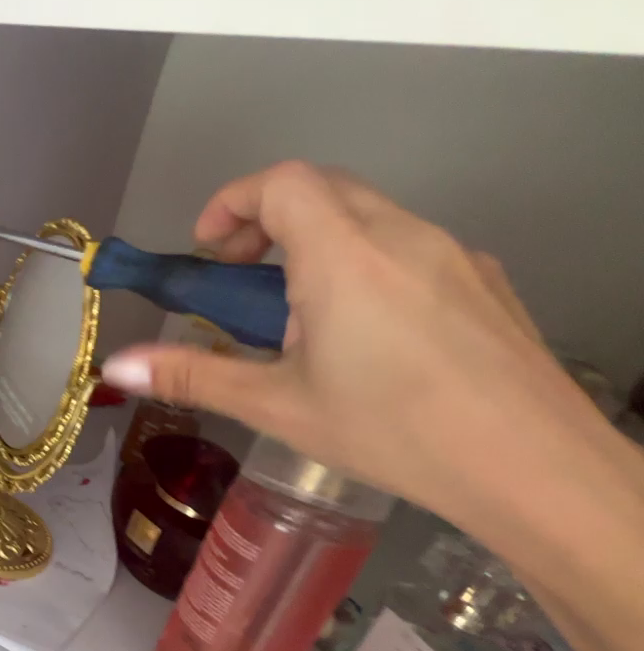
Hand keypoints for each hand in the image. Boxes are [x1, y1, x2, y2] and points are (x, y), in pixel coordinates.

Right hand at [96, 161, 608, 522]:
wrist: (536, 467)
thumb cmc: (392, 431)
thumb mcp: (275, 405)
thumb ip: (191, 375)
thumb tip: (114, 367)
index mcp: (345, 258)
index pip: (284, 183)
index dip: (233, 202)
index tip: (211, 251)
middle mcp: (403, 238)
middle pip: (324, 187)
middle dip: (266, 217)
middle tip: (239, 275)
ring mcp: (453, 256)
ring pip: (369, 213)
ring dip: (313, 240)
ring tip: (295, 313)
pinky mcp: (484, 282)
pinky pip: (408, 244)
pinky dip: (362, 260)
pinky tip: (361, 332)